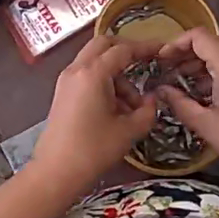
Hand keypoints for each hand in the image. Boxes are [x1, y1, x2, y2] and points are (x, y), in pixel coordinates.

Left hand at [29, 33, 162, 193]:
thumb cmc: (93, 150)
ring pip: (95, 61)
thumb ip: (147, 110)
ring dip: (116, 73)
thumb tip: (153, 98)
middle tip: (145, 65)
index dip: (145, 47)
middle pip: (103, 45)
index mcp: (93, 73)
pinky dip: (103, 82)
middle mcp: (76, 70)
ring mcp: (66, 80)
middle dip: (126, 51)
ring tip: (132, 105)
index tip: (162, 49)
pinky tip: (115, 109)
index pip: (122, 50)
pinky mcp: (63, 93)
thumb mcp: (129, 130)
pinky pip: (86, 75)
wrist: (56, 172)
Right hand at [154, 28, 218, 190]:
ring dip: (199, 64)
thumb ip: (178, 103)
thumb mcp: (206, 124)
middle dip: (185, 54)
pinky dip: (215, 73)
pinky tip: (202, 94)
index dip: (176, 44)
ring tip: (180, 85)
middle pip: (211, 42)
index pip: (199, 37)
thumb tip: (159, 90)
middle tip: (166, 72)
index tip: (160, 61)